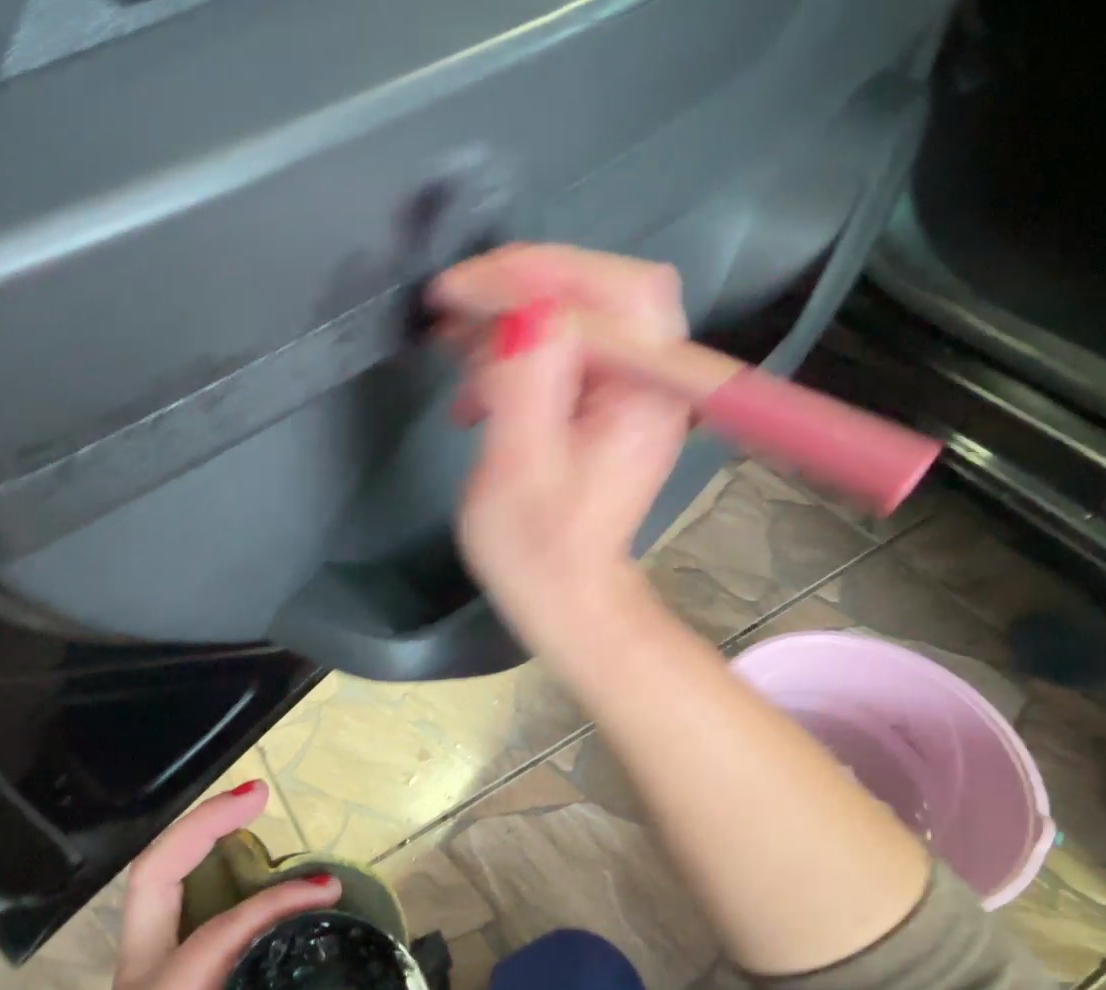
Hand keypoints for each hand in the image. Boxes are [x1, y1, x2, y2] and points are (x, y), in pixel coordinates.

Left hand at [89, 782, 340, 989]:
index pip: (212, 939)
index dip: (272, 906)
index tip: (328, 889)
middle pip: (152, 880)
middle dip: (203, 827)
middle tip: (258, 794)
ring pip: (157, 894)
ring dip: (202, 847)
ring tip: (253, 819)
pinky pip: (173, 924)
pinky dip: (209, 888)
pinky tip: (246, 881)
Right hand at [428, 245, 693, 657]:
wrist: (567, 596)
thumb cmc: (538, 550)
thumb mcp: (518, 471)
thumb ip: (526, 386)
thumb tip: (524, 312)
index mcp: (642, 394)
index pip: (605, 295)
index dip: (528, 277)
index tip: (456, 293)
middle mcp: (651, 377)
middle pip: (604, 286)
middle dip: (524, 281)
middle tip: (456, 304)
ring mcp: (632, 383)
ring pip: (583, 307)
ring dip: (513, 311)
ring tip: (455, 344)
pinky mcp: (606, 395)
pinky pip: (569, 339)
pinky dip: (517, 341)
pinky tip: (477, 379)